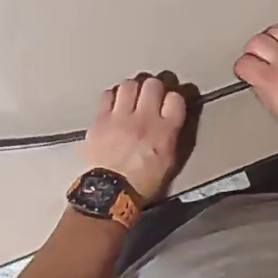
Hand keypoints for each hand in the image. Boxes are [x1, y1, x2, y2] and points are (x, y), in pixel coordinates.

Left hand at [84, 76, 187, 199]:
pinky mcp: (101, 120)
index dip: (173, 98)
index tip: (169, 103)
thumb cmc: (142, 184)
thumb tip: (170, 121)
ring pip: (129, 84)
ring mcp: (120, 117)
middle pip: (153, 84)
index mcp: (165, 132)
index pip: (176, 99)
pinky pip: (107, 95)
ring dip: (133, 89)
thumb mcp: (169, 163)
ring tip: (132, 98)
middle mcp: (144, 119)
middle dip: (154, 88)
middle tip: (151, 96)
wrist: (111, 192)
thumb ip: (171, 137)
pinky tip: (114, 105)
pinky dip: (113, 96)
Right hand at [233, 22, 277, 149]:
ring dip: (272, 37)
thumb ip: (266, 94)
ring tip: (273, 46)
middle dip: (252, 49)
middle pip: (258, 41)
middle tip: (254, 56)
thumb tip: (260, 84)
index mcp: (272, 81)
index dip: (241, 68)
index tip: (244, 71)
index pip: (244, 63)